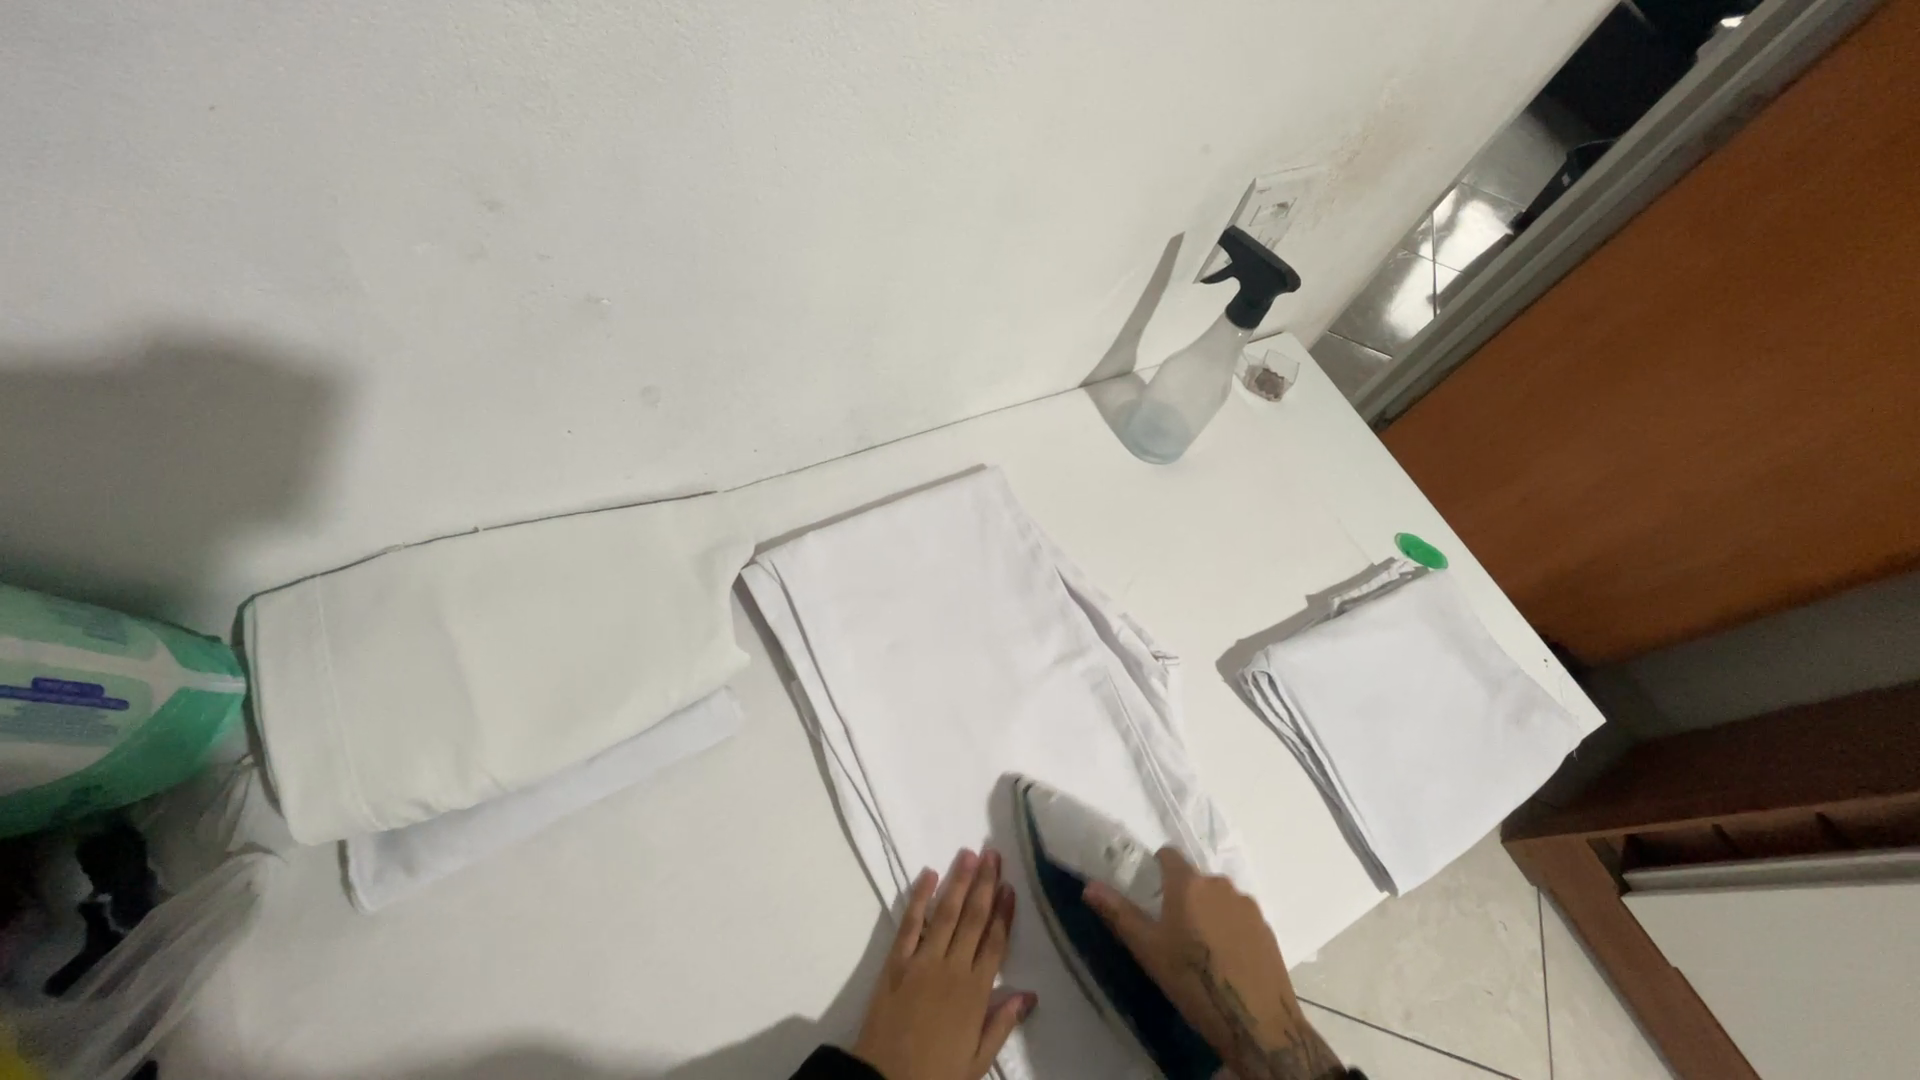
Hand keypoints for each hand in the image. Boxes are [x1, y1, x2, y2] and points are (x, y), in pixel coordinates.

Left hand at [850, 848, 1036, 1079]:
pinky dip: (919, 897)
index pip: (995, 943)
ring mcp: (923, 961)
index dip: (1004, 913)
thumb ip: (1002, 1023)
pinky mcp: (896, 962)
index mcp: (976, 992)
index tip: (1011, 886)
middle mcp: (952, 968)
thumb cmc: (936, 1074)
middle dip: (985, 884)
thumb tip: (1030, 995)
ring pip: (945, 913)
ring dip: (958, 882)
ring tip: (969, 854)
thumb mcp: (977, 1060)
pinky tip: (928, 875)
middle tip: (992, 854)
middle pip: (973, 918)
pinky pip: (910, 923)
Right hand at [1083, 848, 1344, 1079]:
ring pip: (1218, 898)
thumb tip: (1089, 886)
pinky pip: (1239, 917)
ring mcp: (1248, 906)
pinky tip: (1225, 960)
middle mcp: (1220, 884)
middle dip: (1182, 895)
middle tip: (1171, 930)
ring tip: (1200, 948)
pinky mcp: (1267, 928)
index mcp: (1188, 883)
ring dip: (1207, 912)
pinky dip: (1229, 929)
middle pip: (1194, 879)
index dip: (1156, 867)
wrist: (1257, 1023)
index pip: (1168, 855)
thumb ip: (1118, 913)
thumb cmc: (1193, 981)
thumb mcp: (1148, 949)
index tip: (1149, 892)